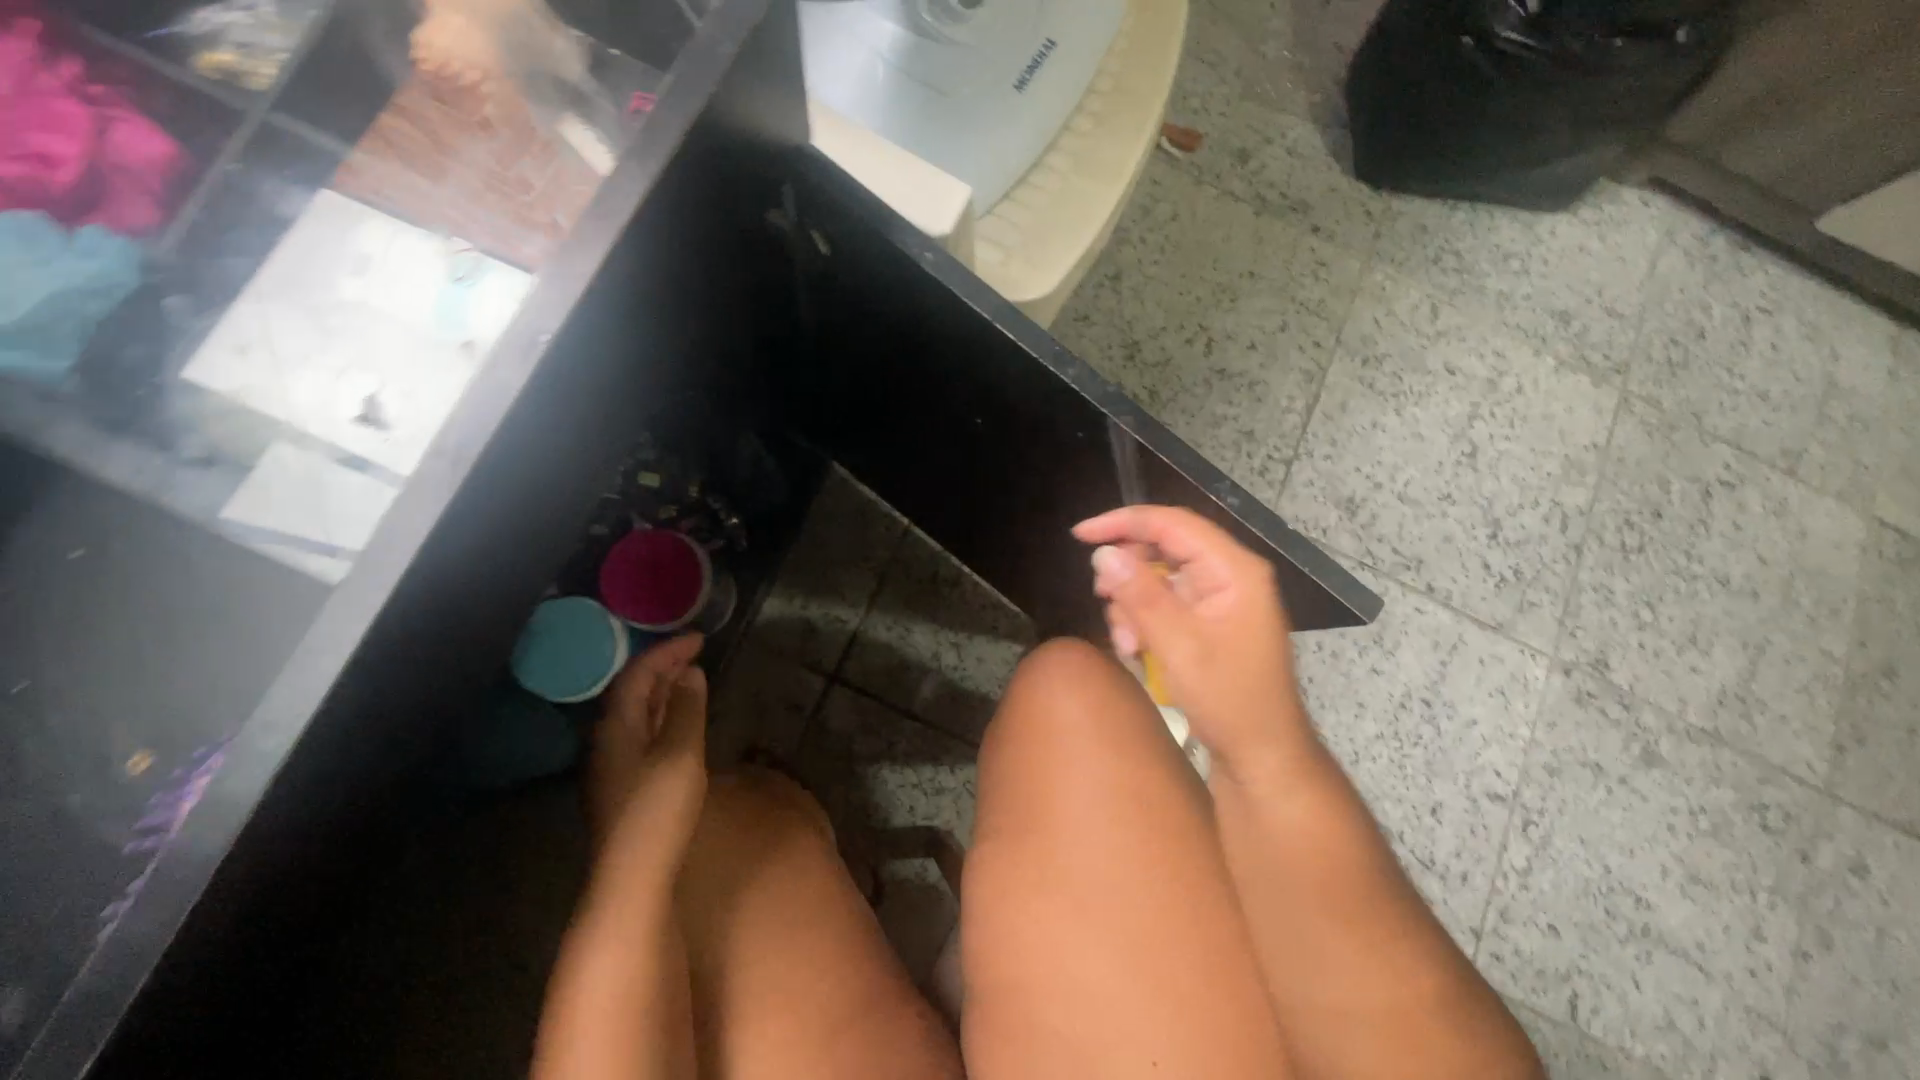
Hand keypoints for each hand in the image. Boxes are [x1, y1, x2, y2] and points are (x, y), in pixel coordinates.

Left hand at [589, 634, 708, 855]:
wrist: (631, 876)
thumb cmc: (658, 810)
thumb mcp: (681, 754)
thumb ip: (686, 710)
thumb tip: (690, 674)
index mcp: (617, 727)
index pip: (638, 675)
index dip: (667, 652)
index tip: (700, 638)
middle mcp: (607, 741)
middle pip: (631, 693)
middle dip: (662, 669)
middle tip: (695, 654)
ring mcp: (611, 766)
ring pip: (635, 715)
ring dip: (661, 694)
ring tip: (689, 681)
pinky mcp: (621, 786)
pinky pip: (640, 735)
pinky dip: (661, 718)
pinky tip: (677, 726)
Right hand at [1072, 506, 1311, 775]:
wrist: (1263, 752)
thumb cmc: (1229, 700)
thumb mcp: (1178, 646)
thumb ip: (1141, 595)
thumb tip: (1103, 554)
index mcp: (1234, 570)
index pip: (1173, 524)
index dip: (1123, 522)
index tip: (1080, 535)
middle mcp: (1230, 574)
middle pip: (1165, 548)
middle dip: (1128, 572)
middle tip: (1101, 597)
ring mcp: (1221, 598)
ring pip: (1160, 576)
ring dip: (1133, 603)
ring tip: (1125, 642)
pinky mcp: (1211, 620)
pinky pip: (1168, 602)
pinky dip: (1145, 619)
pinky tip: (1135, 648)